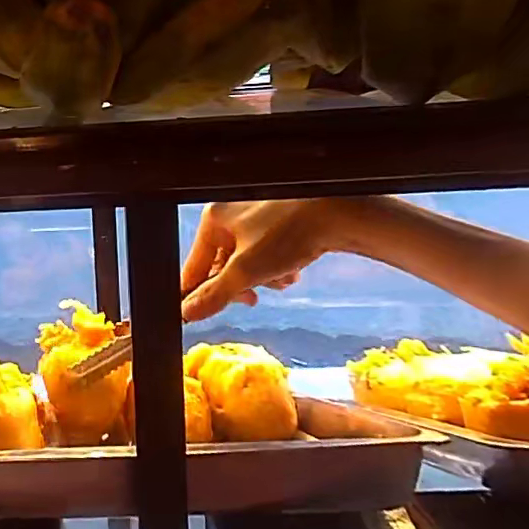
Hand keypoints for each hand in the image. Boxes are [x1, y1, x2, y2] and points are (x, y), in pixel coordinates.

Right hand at [180, 198, 390, 322]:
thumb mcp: (246, 272)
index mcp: (213, 219)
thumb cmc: (289, 233)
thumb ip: (214, 295)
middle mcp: (230, 213)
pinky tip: (292, 269)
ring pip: (246, 261)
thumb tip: (189, 312)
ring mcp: (254, 216)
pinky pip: (265, 252)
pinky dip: (276, 266)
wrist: (339, 214)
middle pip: (221, 265)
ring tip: (281, 278)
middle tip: (251, 299)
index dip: (196, 292)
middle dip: (240, 284)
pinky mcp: (278, 221)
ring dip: (262, 277)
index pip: (194, 265)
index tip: (197, 314)